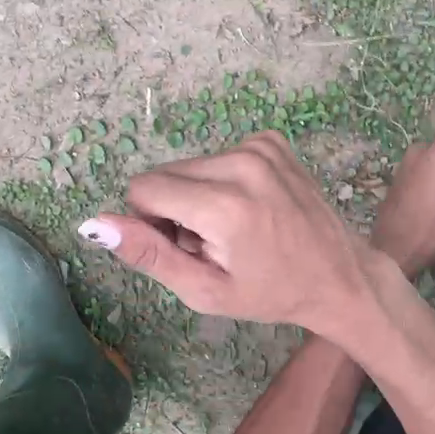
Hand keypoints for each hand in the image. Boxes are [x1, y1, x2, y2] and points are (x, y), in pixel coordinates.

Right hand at [78, 132, 386, 335]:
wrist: (339, 274)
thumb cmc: (271, 292)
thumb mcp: (205, 289)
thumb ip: (148, 254)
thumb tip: (95, 224)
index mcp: (224, 204)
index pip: (144, 189)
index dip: (152, 222)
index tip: (185, 247)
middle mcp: (241, 163)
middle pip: (167, 174)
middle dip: (175, 208)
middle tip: (214, 243)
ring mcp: (261, 146)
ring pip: (191, 165)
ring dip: (199, 196)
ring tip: (236, 229)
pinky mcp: (272, 140)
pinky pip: (220, 155)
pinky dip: (224, 181)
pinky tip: (250, 208)